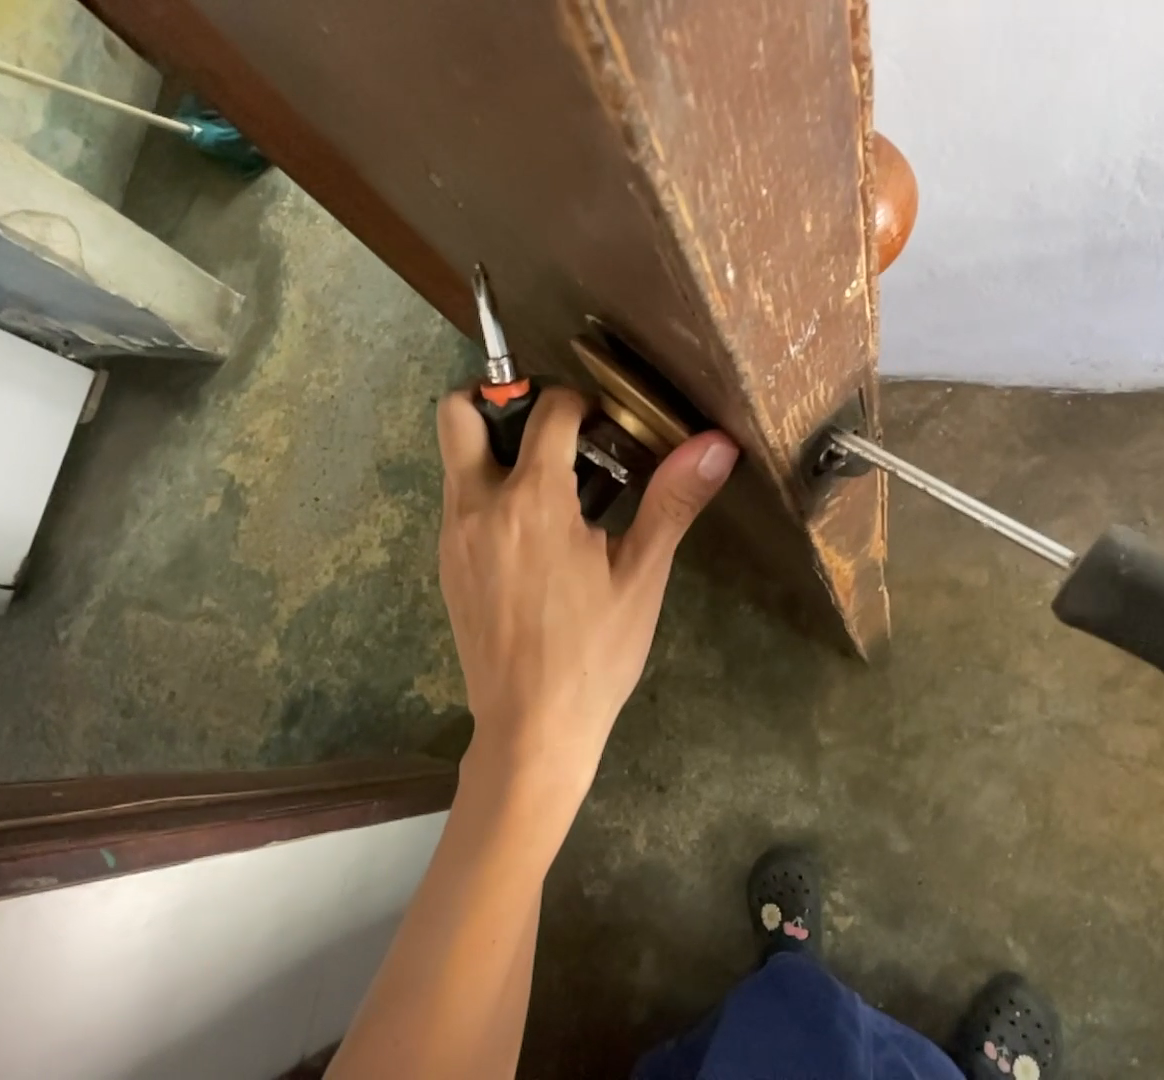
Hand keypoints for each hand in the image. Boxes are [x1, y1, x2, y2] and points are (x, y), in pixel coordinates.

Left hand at [436, 386, 736, 805]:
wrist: (532, 728)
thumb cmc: (594, 653)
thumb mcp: (641, 577)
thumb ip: (673, 501)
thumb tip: (717, 442)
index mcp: (532, 499)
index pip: (547, 409)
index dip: (580, 403)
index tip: (605, 426)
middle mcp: (478, 505)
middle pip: (459, 412)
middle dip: (498, 401)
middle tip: (548, 431)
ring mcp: (453, 536)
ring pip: (454, 458)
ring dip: (494, 450)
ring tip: (550, 485)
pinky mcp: (445, 565)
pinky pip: (457, 502)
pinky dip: (487, 493)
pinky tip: (531, 538)